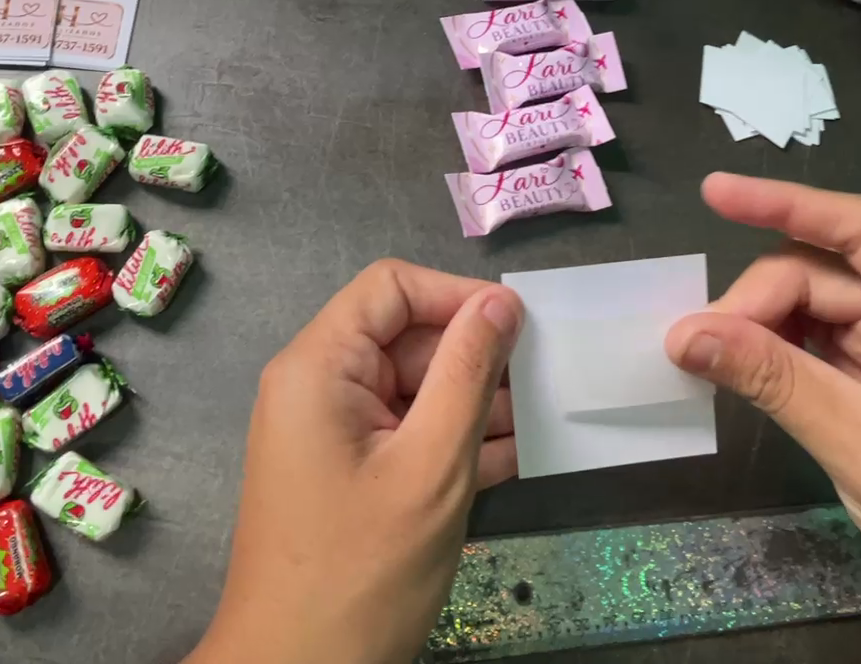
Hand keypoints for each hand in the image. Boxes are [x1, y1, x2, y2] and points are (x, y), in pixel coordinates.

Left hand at [188, 260, 522, 663]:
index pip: (391, 289)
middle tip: (540, 381)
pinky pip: (406, 429)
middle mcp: (320, 383)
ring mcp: (334, 428)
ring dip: (472, 402)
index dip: (455, 295)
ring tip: (535, 420)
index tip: (516, 325)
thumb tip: (501, 302)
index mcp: (320, 364)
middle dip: (472, 358)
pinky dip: (451, 438)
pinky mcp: (350, 467)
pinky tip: (508, 456)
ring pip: (413, 387)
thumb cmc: (363, 570)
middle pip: (405, 337)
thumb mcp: (431, 465)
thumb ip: (468, 374)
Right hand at [665, 174, 860, 663]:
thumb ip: (775, 381)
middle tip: (699, 342)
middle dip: (761, 300)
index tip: (715, 192)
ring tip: (707, 354)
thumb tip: (683, 334)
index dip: (789, 205)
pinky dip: (770, 353)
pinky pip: (812, 346)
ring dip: (758, 326)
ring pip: (813, 308)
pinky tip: (736, 364)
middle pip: (829, 274)